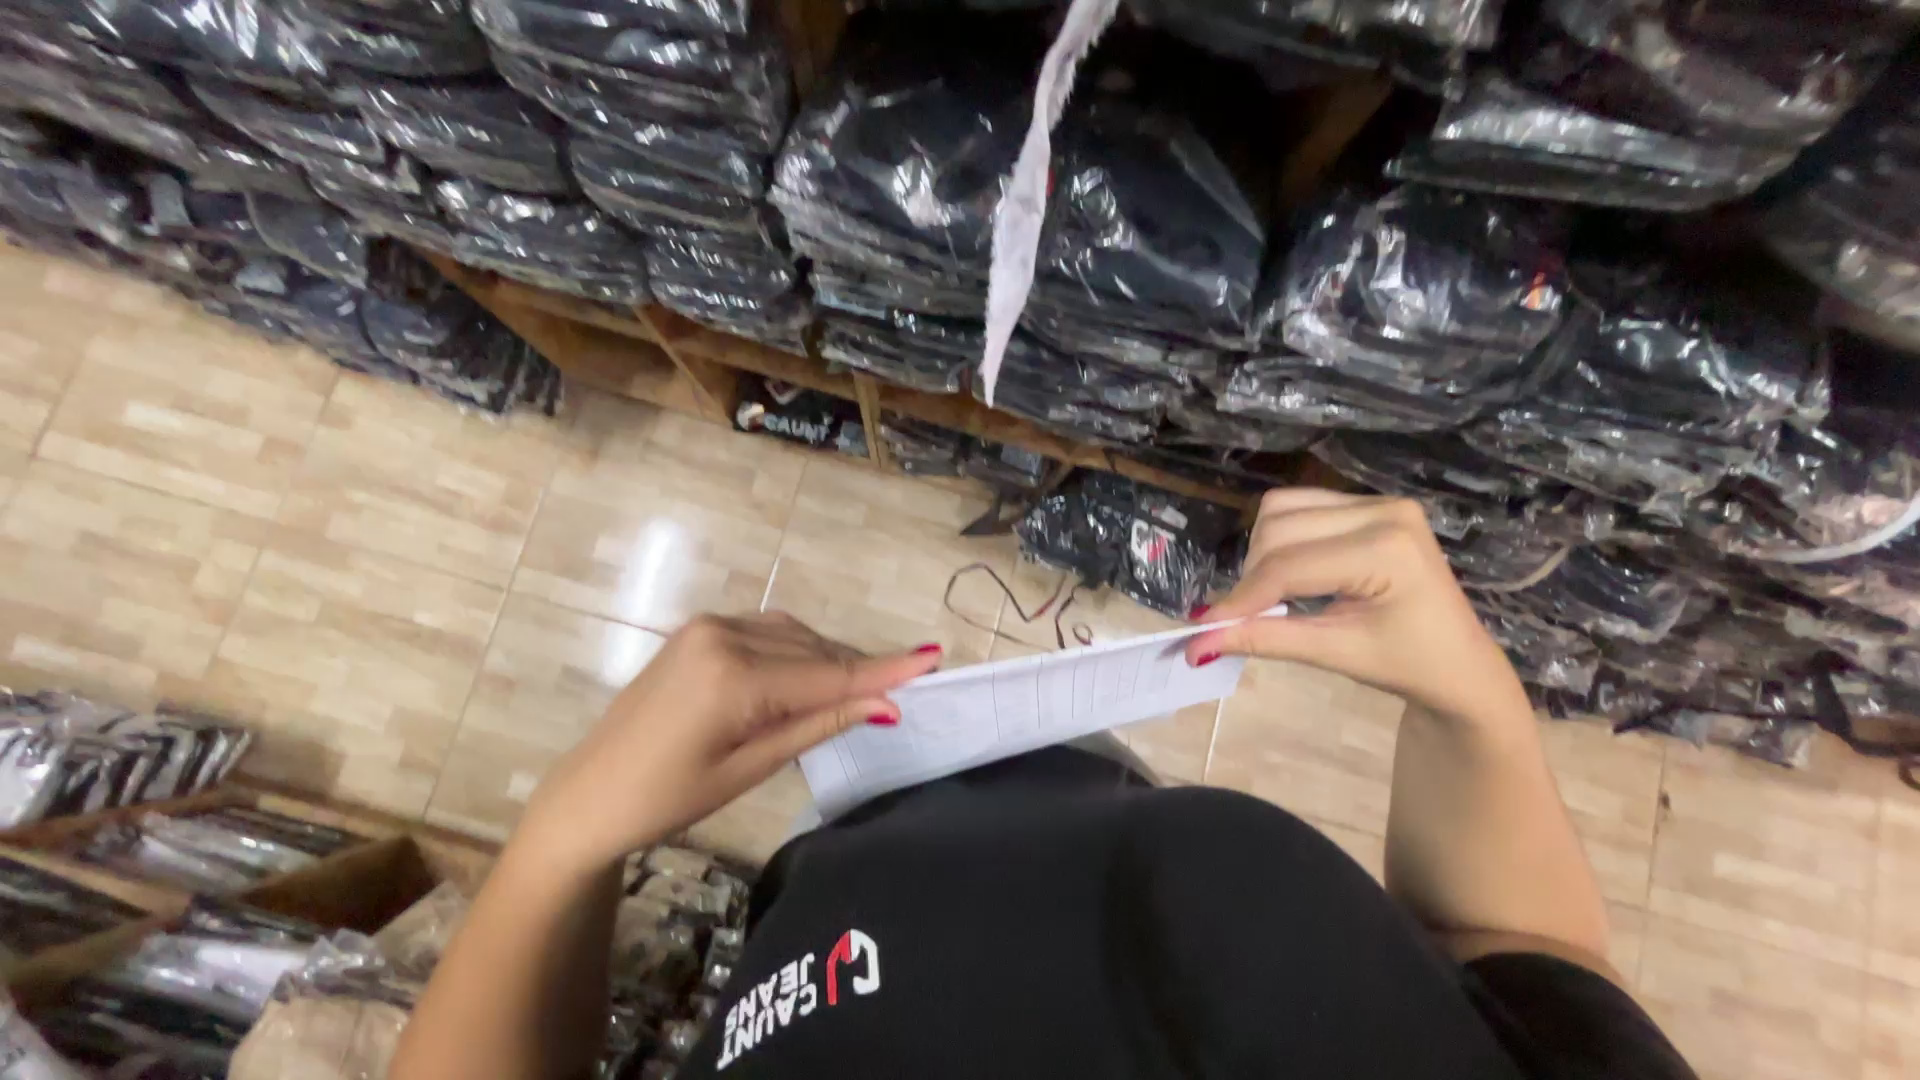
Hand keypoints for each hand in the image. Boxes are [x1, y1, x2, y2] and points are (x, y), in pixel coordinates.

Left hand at [519, 612, 941, 869]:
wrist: (589, 794)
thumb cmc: (668, 799)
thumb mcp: (750, 768)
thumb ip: (818, 725)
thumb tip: (886, 705)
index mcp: (732, 676)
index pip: (826, 674)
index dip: (883, 670)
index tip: (933, 658)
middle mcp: (723, 635)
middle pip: (813, 650)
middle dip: (857, 670)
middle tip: (900, 690)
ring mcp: (708, 627)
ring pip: (794, 637)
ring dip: (828, 660)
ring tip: (860, 691)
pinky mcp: (700, 631)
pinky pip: (768, 633)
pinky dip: (798, 652)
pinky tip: (812, 675)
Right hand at [1184, 488, 1528, 723]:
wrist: (1460, 664)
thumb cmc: (1407, 665)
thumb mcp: (1334, 653)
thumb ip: (1264, 639)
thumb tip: (1195, 645)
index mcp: (1387, 549)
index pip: (1288, 566)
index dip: (1243, 597)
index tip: (1208, 626)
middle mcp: (1384, 510)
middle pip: (1278, 529)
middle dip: (1252, 575)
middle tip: (1249, 616)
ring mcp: (1379, 501)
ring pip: (1281, 510)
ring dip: (1262, 553)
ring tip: (1273, 595)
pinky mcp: (1370, 504)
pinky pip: (1299, 507)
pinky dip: (1280, 540)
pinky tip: (1292, 574)